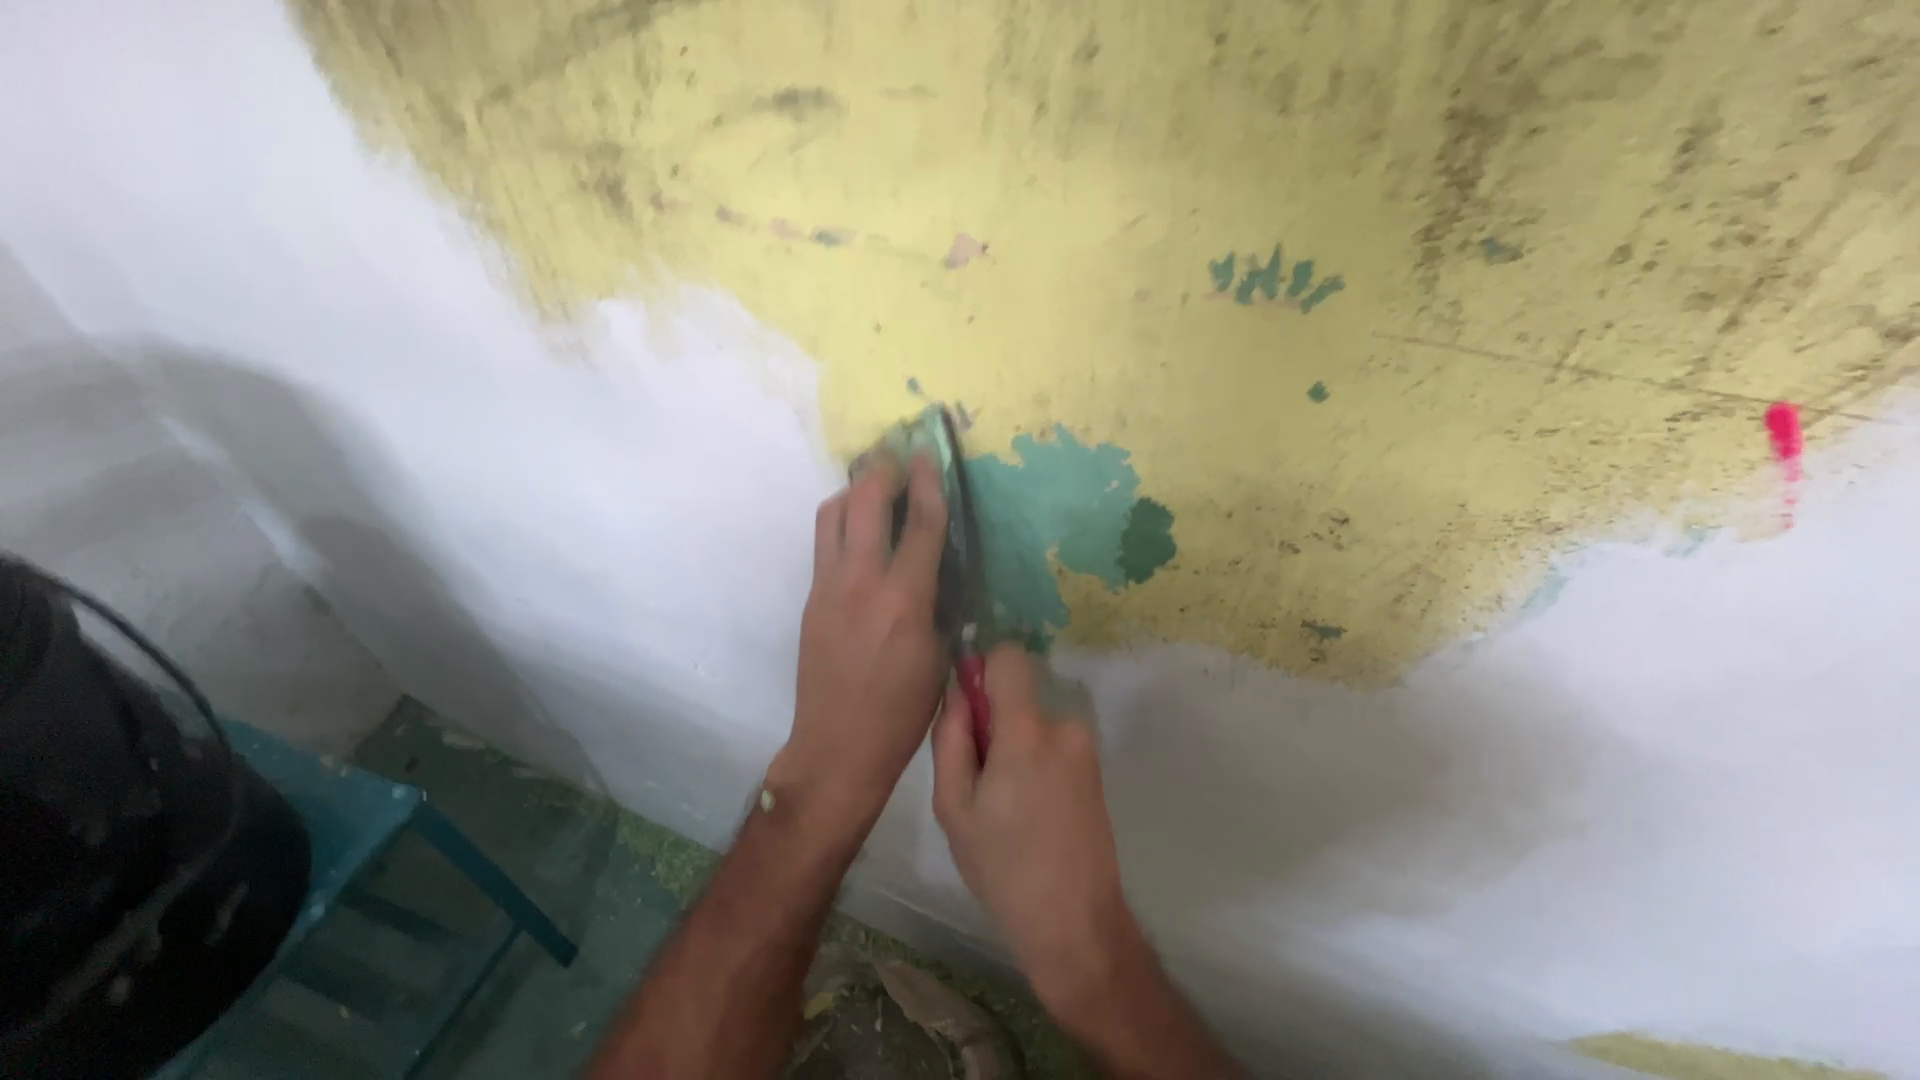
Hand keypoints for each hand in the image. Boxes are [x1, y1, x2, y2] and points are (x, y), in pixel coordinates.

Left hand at [772, 454, 948, 833]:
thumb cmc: (904, 711)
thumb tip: (940, 562)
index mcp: (905, 602)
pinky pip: (824, 543)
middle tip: (898, 455)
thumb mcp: (939, 656)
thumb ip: (940, 601)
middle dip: (883, 469)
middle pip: (866, 502)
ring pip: (832, 514)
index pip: (921, 524)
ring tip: (874, 487)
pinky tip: (860, 532)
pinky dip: (842, 523)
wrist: (838, 746)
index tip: (929, 451)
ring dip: (854, 490)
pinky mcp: (811, 599)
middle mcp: (862, 583)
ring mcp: (828, 588)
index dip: (928, 481)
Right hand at [931, 645, 1138, 1005]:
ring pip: (1033, 724)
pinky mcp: (1095, 770)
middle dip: (994, 723)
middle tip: (979, 783)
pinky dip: (1034, 764)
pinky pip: (1052, 745)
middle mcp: (1064, 727)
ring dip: (1014, 748)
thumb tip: (958, 690)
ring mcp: (1085, 748)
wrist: (1074, 921)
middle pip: (1018, 696)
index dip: (983, 670)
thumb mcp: (953, 806)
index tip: (968, 710)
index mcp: (1027, 731)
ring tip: (1003, 808)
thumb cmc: (1002, 867)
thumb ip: (951, 737)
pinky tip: (1028, 814)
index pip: (1010, 656)